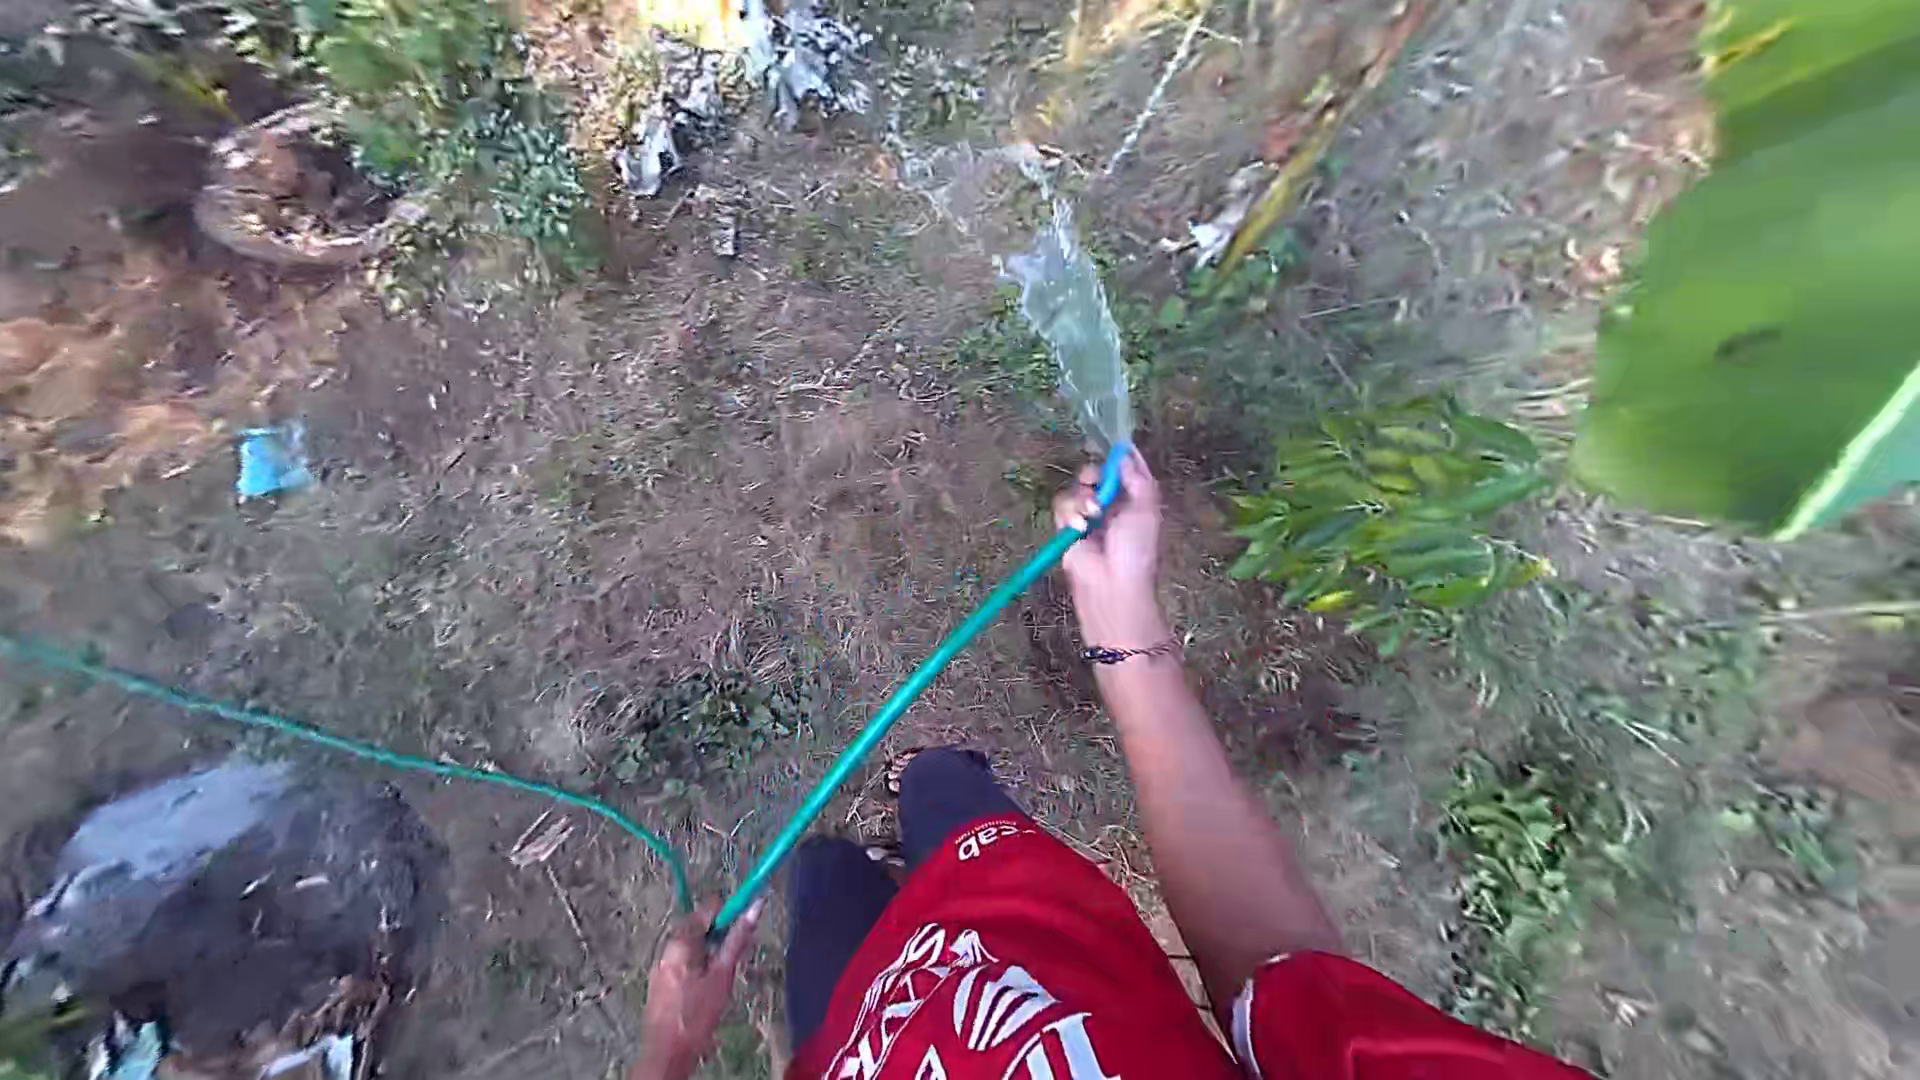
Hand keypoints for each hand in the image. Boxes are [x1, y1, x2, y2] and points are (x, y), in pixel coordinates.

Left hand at [629, 899, 763, 1079]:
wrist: (666, 1059)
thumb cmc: (697, 1015)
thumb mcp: (723, 974)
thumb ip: (738, 938)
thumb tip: (756, 905)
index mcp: (681, 942)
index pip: (707, 908)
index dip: (727, 913)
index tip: (740, 926)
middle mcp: (667, 948)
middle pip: (698, 926)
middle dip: (718, 935)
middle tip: (731, 956)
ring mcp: (660, 966)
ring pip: (691, 944)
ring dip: (708, 950)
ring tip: (720, 974)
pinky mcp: (659, 983)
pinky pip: (682, 960)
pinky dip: (697, 964)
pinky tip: (704, 987)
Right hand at [1052, 449, 1168, 647]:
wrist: (1112, 585)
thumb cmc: (1136, 549)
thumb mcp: (1146, 509)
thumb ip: (1137, 478)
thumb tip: (1126, 453)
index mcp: (1134, 502)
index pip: (1125, 472)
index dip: (1120, 459)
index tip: (1117, 446)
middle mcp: (1110, 507)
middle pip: (1095, 476)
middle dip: (1094, 475)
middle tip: (1095, 482)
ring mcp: (1087, 517)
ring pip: (1076, 489)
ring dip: (1082, 498)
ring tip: (1092, 514)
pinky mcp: (1067, 528)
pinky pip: (1062, 506)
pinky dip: (1069, 513)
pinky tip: (1079, 527)